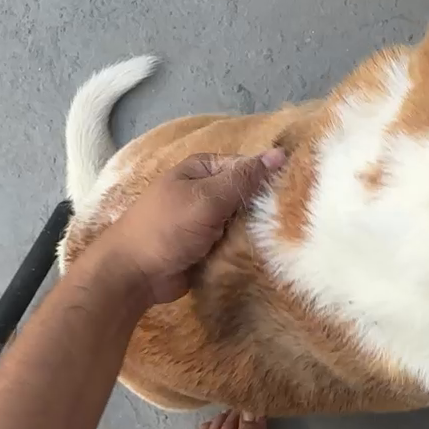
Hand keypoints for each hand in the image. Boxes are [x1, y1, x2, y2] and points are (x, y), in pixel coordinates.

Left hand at [85, 149, 287, 305]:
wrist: (135, 275)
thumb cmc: (167, 228)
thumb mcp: (207, 198)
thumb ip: (243, 179)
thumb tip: (280, 154)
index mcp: (202, 170)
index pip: (247, 168)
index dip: (268, 180)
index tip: (294, 198)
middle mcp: (206, 192)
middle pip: (247, 197)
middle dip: (264, 211)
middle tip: (294, 224)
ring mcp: (207, 222)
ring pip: (244, 224)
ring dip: (257, 234)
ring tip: (285, 243)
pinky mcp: (208, 248)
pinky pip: (235, 245)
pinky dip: (246, 250)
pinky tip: (266, 257)